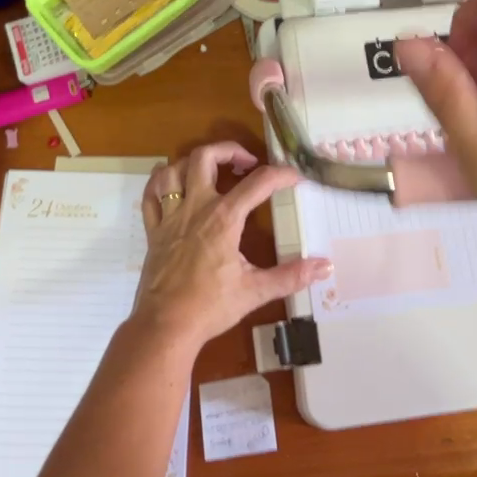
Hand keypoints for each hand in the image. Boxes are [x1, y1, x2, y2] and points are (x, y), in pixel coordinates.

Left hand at [133, 143, 331, 351]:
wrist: (165, 327)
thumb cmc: (210, 307)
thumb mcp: (255, 291)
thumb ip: (291, 275)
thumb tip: (325, 266)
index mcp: (224, 218)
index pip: (259, 183)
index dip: (282, 174)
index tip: (297, 177)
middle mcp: (196, 207)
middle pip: (205, 157)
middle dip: (228, 150)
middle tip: (246, 163)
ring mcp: (170, 217)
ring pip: (174, 170)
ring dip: (192, 162)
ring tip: (211, 170)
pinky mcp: (153, 231)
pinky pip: (150, 195)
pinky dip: (160, 182)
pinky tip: (172, 183)